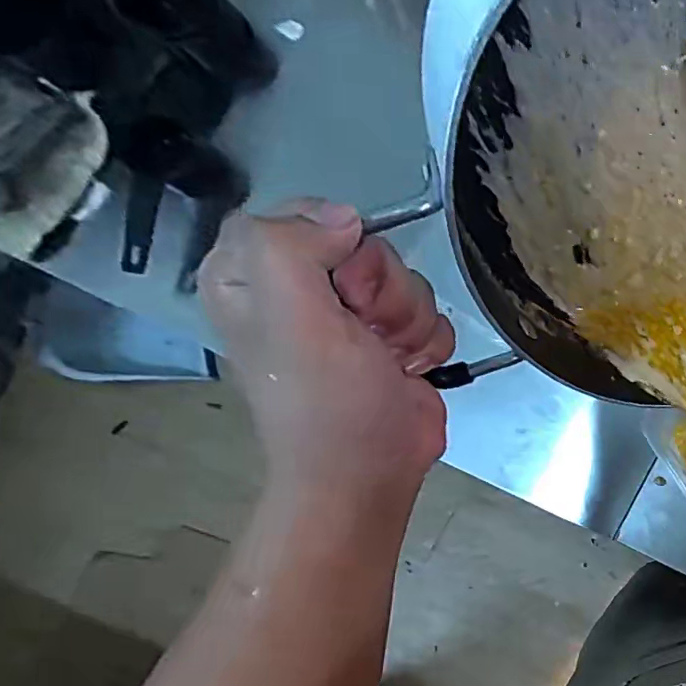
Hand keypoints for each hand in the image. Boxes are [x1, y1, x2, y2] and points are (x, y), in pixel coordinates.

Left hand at [197, 198, 455, 503]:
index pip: (307, 216)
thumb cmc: (325, 401)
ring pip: (408, 284)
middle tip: (366, 332)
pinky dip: (429, 346)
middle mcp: (304, 291)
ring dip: (409, 323)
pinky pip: (433, 318)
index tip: (342, 293)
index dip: (339, 248)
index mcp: (253, 274)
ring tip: (387, 359)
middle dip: (383, 292)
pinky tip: (408, 370)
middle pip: (368, 249)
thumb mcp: (290, 315)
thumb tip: (344, 218)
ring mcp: (356, 320)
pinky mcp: (398, 344)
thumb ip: (293, 245)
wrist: (369, 469)